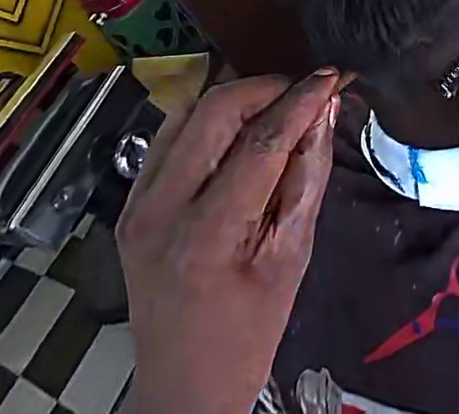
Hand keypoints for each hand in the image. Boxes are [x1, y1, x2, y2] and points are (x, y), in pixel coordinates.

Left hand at [118, 71, 339, 413]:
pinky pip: (168, 133)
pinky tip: (233, 129)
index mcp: (208, 235)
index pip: (260, 142)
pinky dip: (205, 117)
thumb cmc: (250, 330)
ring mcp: (136, 201)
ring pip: (187, 110)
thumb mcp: (293, 256)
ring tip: (272, 107)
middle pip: (215, 110)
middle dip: (265, 88)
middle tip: (300, 91)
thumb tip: (322, 111)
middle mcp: (161, 208)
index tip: (328, 77)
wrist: (184, 382)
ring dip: (235, 97)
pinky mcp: (129, 199)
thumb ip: (307, 175)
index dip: (299, 101)